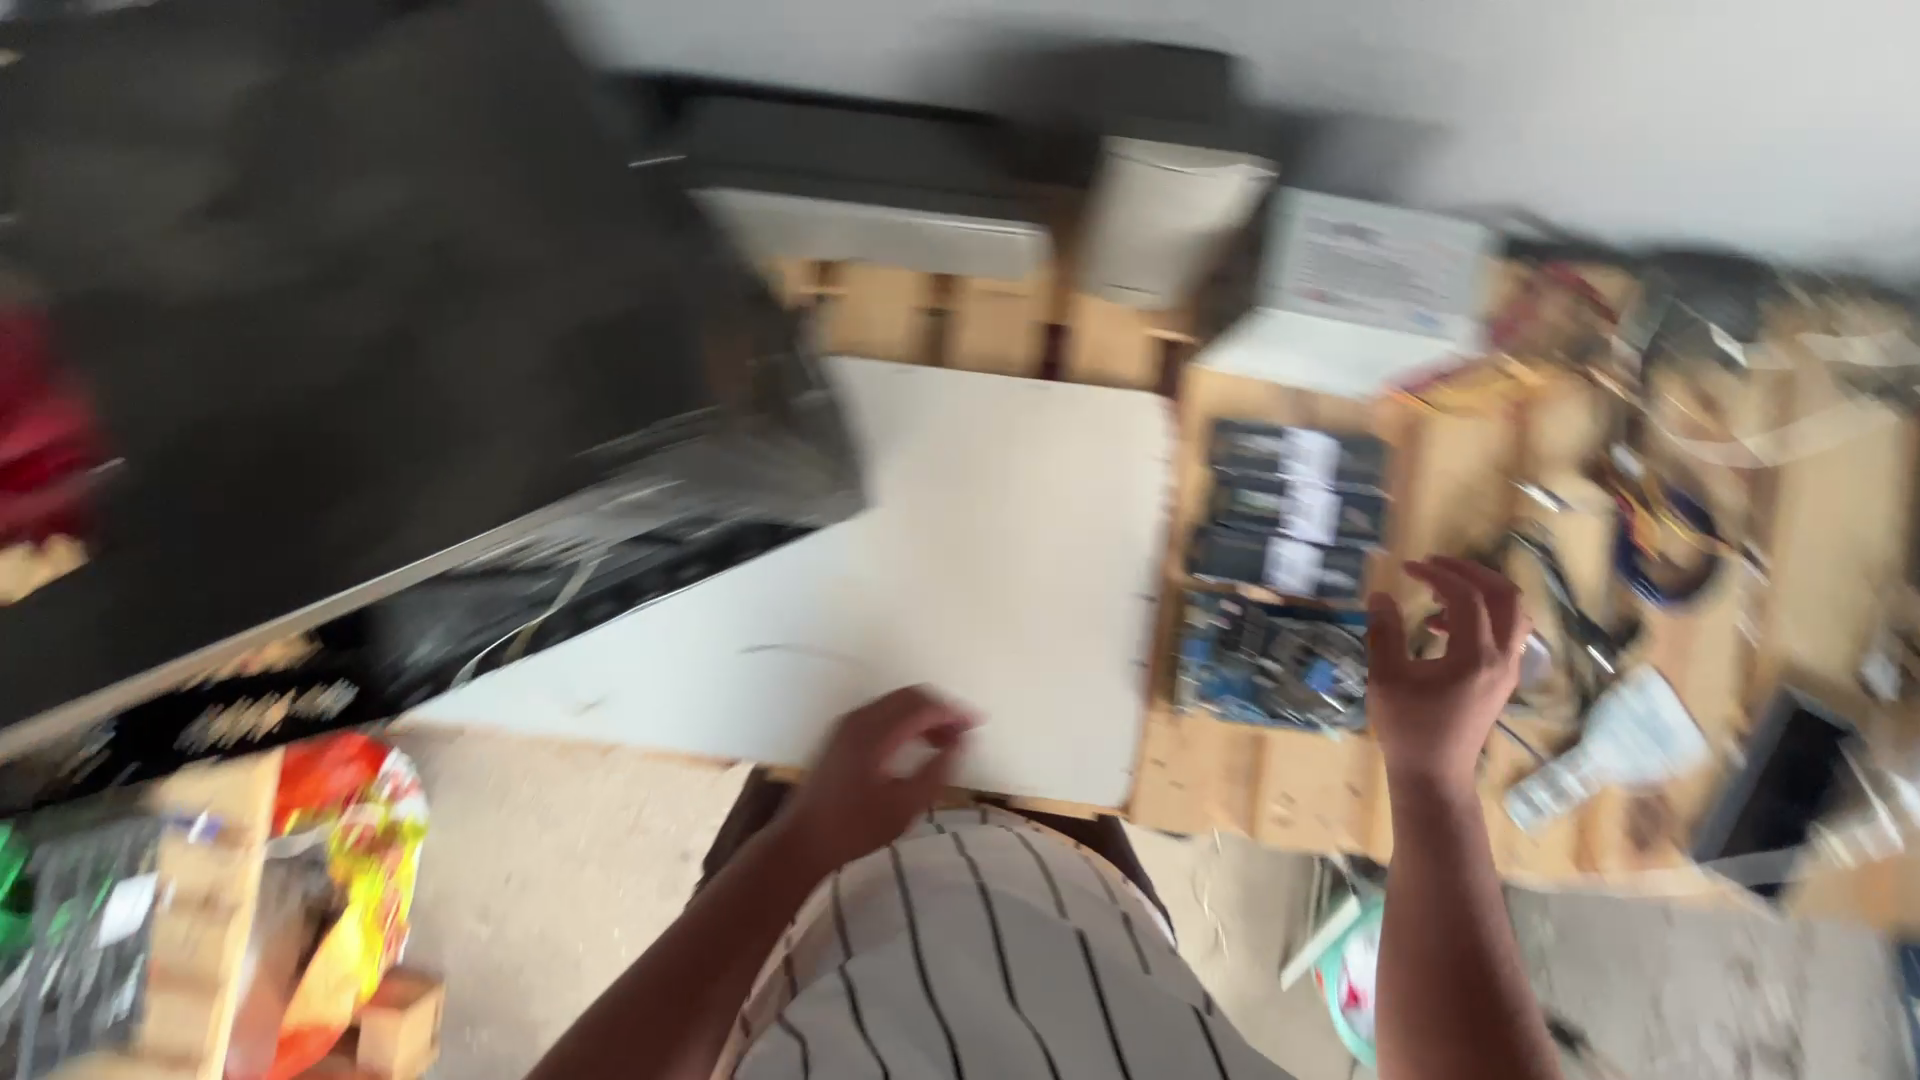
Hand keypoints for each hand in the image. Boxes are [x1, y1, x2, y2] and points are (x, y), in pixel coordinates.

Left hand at [773, 687, 975, 874]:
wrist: (801, 841)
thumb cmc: (855, 829)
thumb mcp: (905, 807)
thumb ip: (938, 771)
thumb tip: (961, 743)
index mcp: (875, 732)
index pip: (923, 704)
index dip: (954, 711)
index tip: (976, 724)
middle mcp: (859, 718)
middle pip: (910, 696)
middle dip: (941, 709)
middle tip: (963, 733)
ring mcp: (846, 724)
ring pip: (895, 702)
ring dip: (923, 715)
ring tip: (944, 743)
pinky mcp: (841, 734)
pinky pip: (882, 712)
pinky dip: (905, 720)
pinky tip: (915, 746)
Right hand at [1366, 557, 1530, 792]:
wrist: (1434, 773)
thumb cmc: (1408, 727)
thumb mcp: (1386, 677)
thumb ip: (1384, 632)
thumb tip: (1381, 595)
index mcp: (1474, 657)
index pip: (1466, 598)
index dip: (1437, 576)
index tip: (1408, 567)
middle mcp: (1502, 658)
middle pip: (1505, 597)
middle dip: (1470, 573)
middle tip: (1434, 565)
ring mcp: (1508, 670)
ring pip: (1512, 614)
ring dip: (1480, 593)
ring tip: (1439, 593)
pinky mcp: (1502, 679)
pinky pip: (1505, 632)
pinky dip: (1480, 615)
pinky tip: (1441, 626)